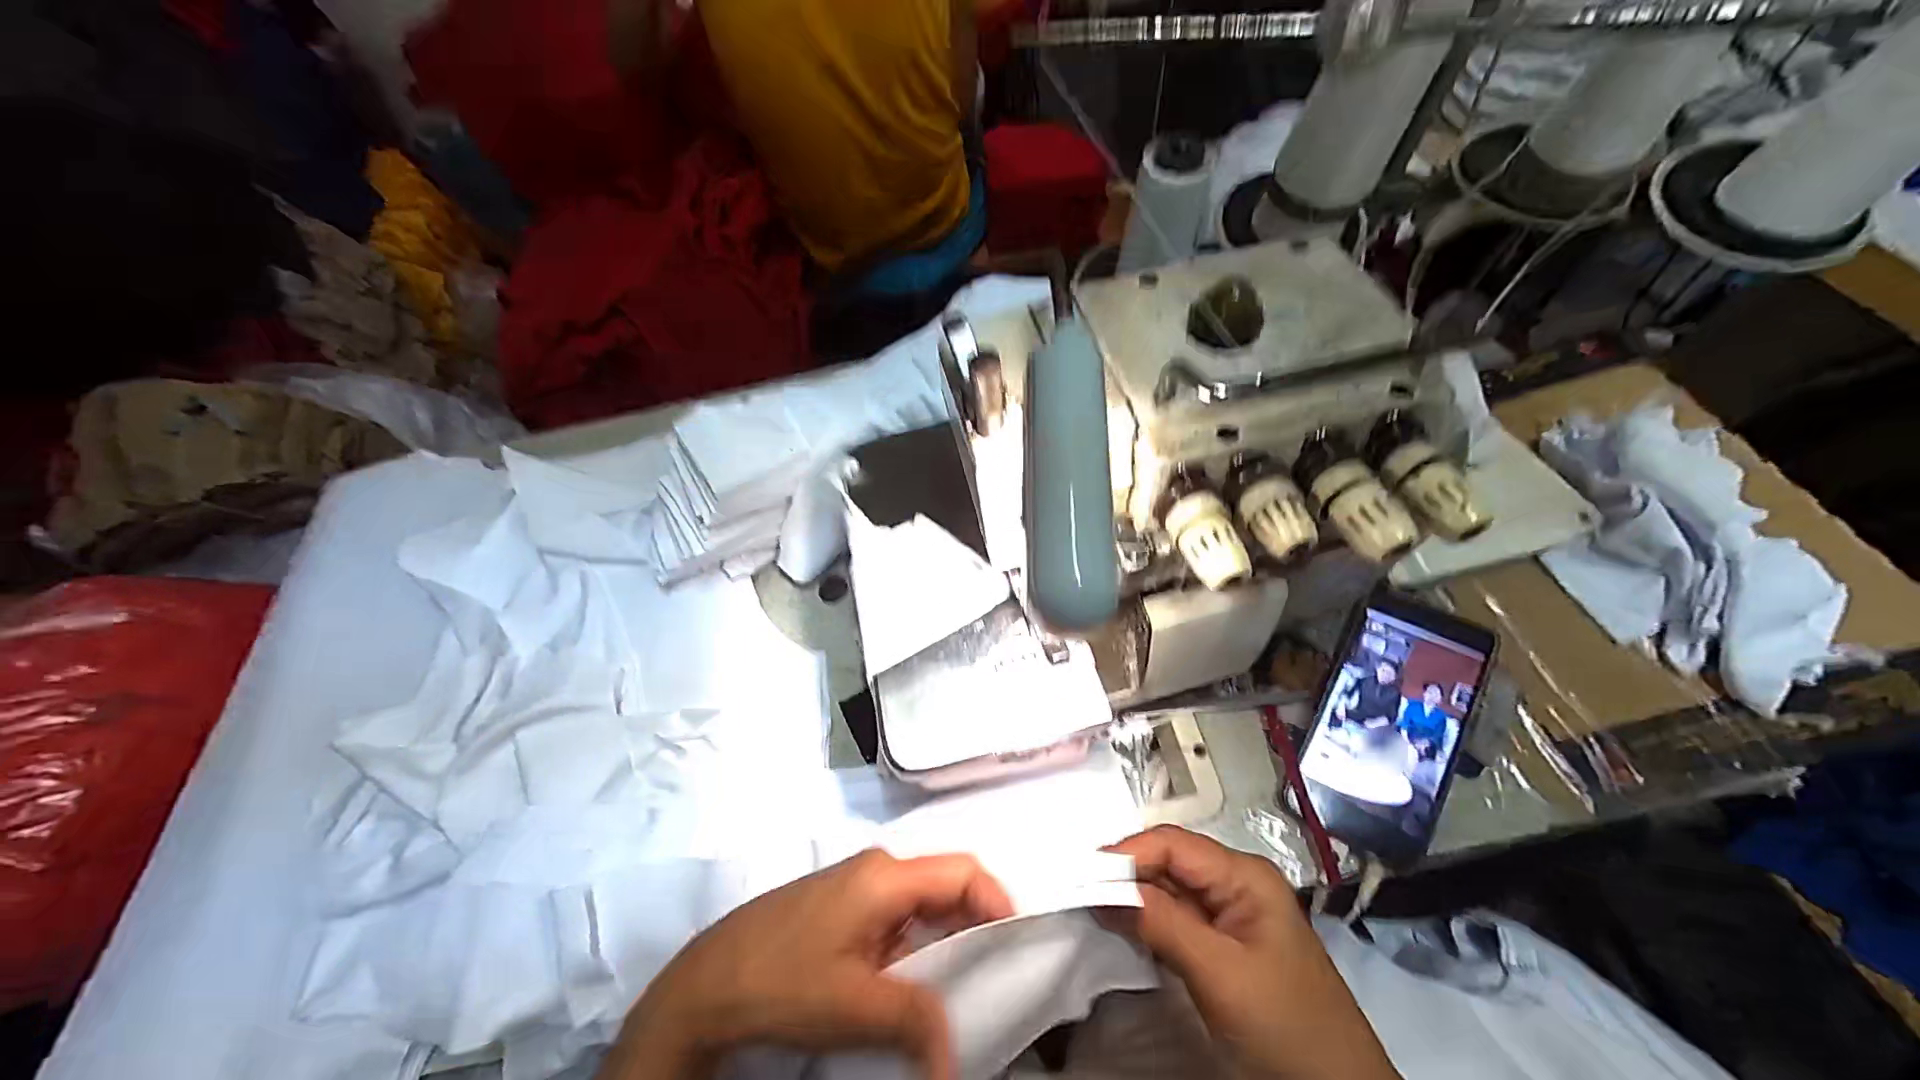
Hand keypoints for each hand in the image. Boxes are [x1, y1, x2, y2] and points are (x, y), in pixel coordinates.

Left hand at [599, 849, 1012, 1079]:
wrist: (703, 985)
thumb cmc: (783, 983)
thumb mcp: (857, 1007)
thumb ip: (918, 1021)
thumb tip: (955, 1060)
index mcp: (885, 876)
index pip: (963, 871)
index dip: (996, 901)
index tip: (1011, 945)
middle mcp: (874, 868)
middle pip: (943, 883)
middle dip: (972, 923)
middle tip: (989, 970)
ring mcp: (852, 884)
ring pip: (918, 901)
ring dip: (941, 937)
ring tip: (954, 982)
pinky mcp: (836, 905)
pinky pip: (892, 914)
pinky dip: (912, 943)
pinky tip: (908, 981)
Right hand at [1100, 826, 1399, 1079]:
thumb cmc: (1285, 1026)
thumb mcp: (1220, 973)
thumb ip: (1161, 923)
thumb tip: (1102, 888)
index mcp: (1244, 875)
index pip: (1172, 844)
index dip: (1126, 853)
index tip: (1082, 875)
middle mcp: (1235, 882)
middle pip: (1168, 861)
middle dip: (1125, 873)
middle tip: (1079, 892)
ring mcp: (1230, 913)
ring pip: (1168, 889)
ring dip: (1132, 897)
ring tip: (1091, 908)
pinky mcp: (1223, 943)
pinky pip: (1175, 918)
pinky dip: (1146, 921)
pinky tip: (1122, 929)